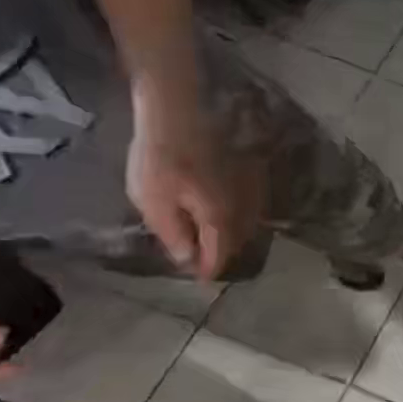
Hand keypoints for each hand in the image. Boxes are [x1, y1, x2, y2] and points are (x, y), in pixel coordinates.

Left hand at [126, 104, 248, 281]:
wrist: (180, 118)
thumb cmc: (160, 162)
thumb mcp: (153, 203)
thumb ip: (173, 234)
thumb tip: (188, 258)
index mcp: (220, 218)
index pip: (220, 252)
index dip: (210, 269)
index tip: (202, 282)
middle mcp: (243, 208)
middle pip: (238, 240)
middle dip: (225, 254)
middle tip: (208, 264)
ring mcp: (249, 191)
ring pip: (248, 224)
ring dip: (234, 237)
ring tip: (218, 244)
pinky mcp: (247, 177)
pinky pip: (249, 207)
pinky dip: (241, 219)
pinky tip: (229, 217)